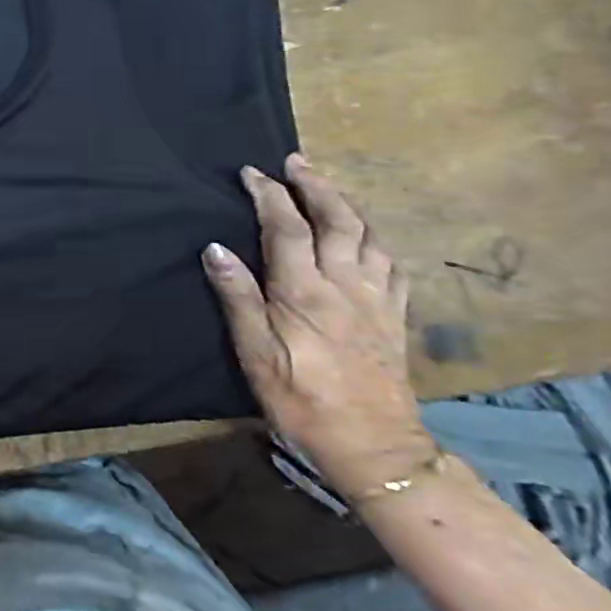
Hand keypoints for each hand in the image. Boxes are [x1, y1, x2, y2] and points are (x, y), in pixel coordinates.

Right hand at [201, 153, 436, 497]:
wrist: (374, 449)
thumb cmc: (302, 401)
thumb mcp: (256, 354)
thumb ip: (238, 297)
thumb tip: (215, 248)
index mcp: (305, 291)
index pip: (285, 226)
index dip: (268, 193)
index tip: (251, 171)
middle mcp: (345, 284)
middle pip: (336, 219)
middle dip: (314, 184)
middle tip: (296, 161)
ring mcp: (377, 299)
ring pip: (369, 235)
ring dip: (347, 203)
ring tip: (328, 188)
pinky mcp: (395, 317)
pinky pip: (392, 265)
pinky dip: (377, 240)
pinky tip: (369, 239)